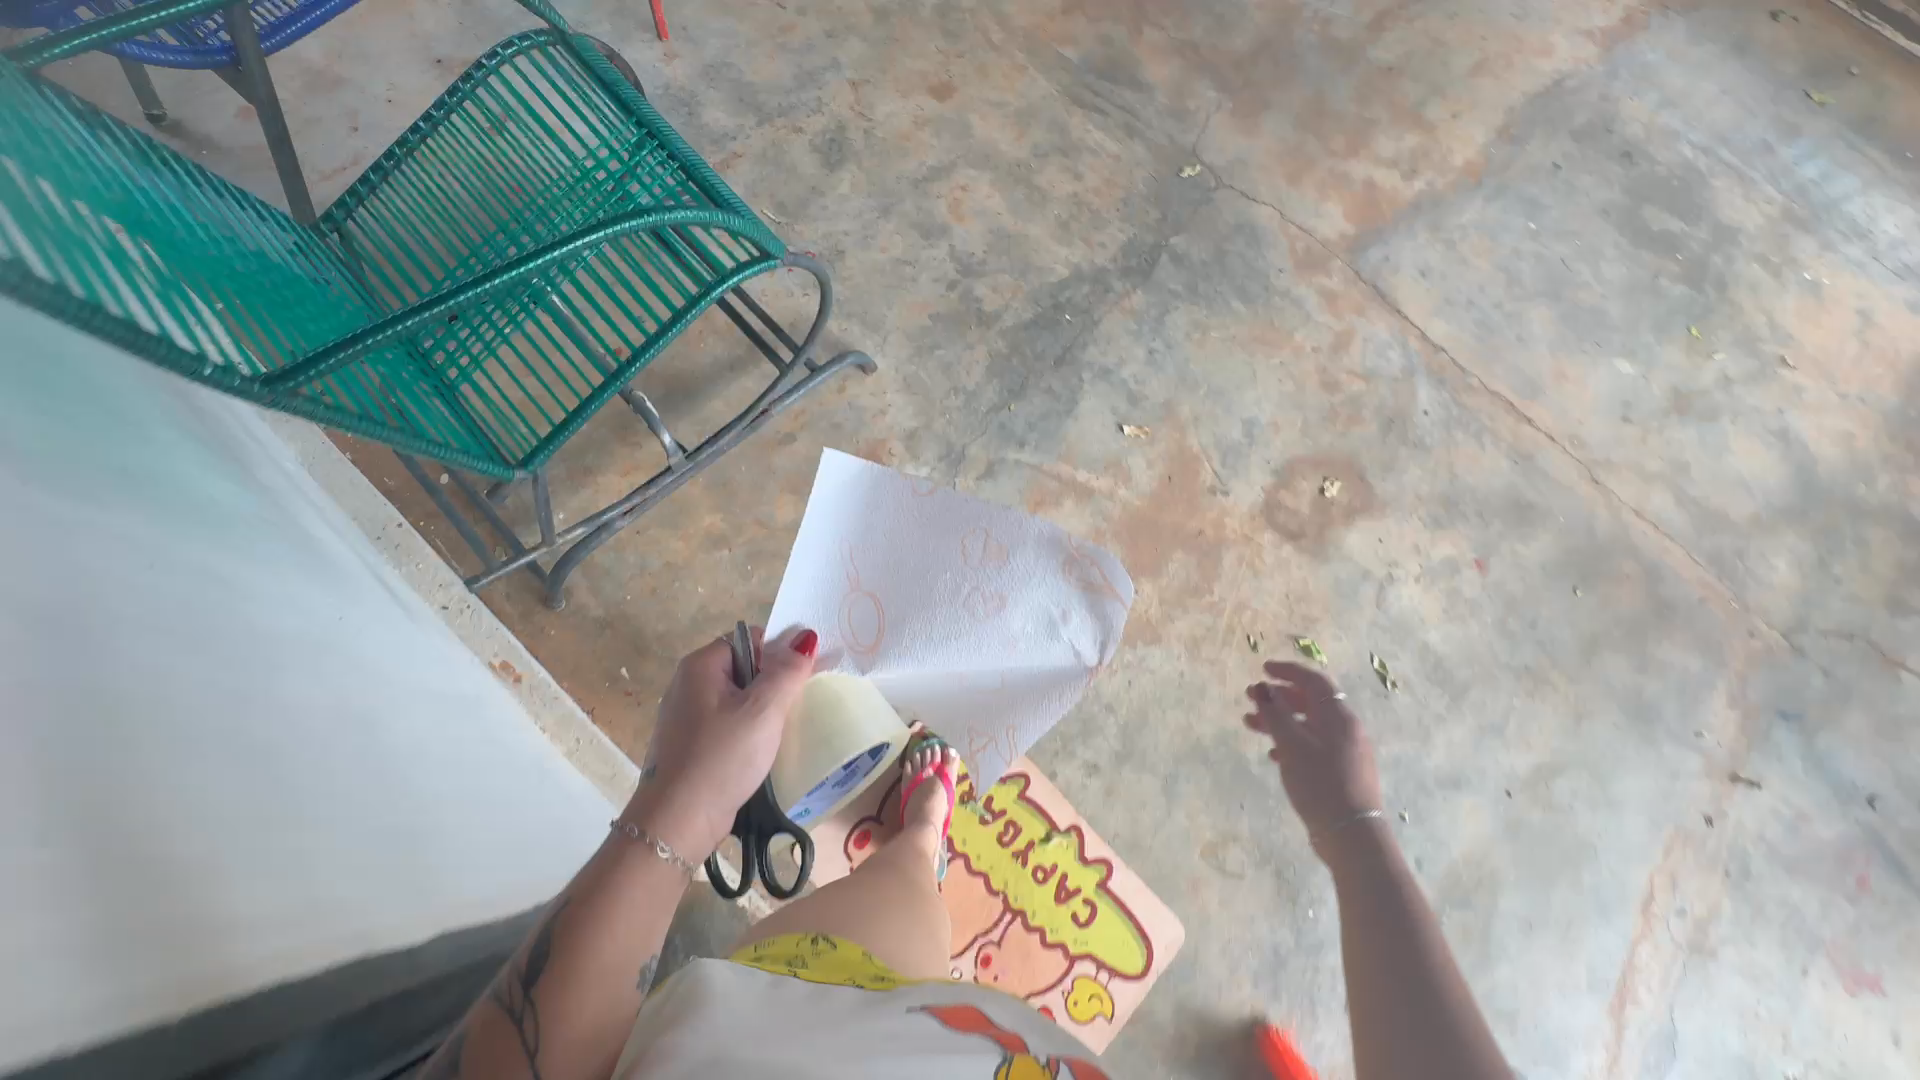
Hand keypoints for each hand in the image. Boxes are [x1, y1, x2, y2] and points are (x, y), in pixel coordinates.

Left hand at [624, 625, 818, 854]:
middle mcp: (688, 684)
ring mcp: (687, 716)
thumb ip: (788, 671)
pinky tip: (760, 753)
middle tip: (795, 709)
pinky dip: (747, 733)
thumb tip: (805, 637)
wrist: (678, 823)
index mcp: (700, 665)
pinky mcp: (691, 745)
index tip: (800, 680)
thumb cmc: (721, 758)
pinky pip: (727, 725)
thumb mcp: (763, 710)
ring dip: (763, 713)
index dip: (778, 654)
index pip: (750, 641)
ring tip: (782, 733)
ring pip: (738, 700)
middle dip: (773, 686)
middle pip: (745, 669)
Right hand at [1244, 660, 1384, 857]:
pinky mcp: (1342, 770)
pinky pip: (1314, 744)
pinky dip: (1292, 741)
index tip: (1263, 669)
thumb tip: (1264, 689)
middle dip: (1278, 697)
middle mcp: (1346, 728)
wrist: (1351, 833)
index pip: (1313, 681)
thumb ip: (1275, 713)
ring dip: (1280, 720)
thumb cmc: (1319, 782)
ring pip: (1309, 724)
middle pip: (1310, 701)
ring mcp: (1346, 750)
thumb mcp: (1291, 745)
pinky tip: (1273, 754)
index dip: (1288, 671)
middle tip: (1250, 697)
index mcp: (1338, 716)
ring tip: (1251, 725)